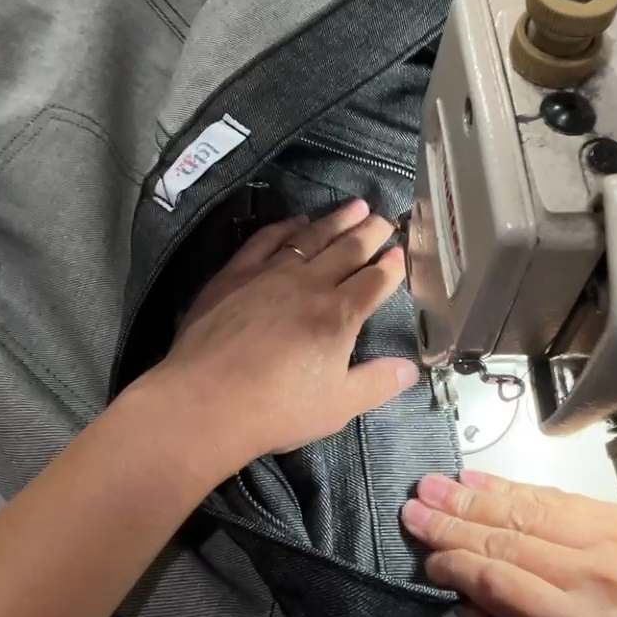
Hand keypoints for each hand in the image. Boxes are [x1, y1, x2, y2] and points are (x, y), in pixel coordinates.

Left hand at [126, 200, 419, 470]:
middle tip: (385, 219)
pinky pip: (266, 239)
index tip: (401, 252)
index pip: (374, 281)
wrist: (207, 399)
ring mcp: (270, 273)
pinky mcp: (236, 272)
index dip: (391, 266)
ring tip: (355, 206)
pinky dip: (285, 226)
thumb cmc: (276, 409)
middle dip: (370, 233)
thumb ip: (377, 383)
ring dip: (336, 220)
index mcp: (339, 316)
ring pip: (311, 238)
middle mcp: (309, 285)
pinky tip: (298, 220)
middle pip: (347, 251)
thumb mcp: (337, 406)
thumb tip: (410, 368)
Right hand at [402, 472, 616, 616]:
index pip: (498, 582)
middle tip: (411, 507)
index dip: (453, 565)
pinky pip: (556, 496)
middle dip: (452, 523)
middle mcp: (596, 574)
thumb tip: (463, 600)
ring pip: (525, 508)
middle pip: (505, 539)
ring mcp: (614, 537)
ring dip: (473, 497)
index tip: (423, 557)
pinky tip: (480, 480)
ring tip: (433, 485)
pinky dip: (513, 488)